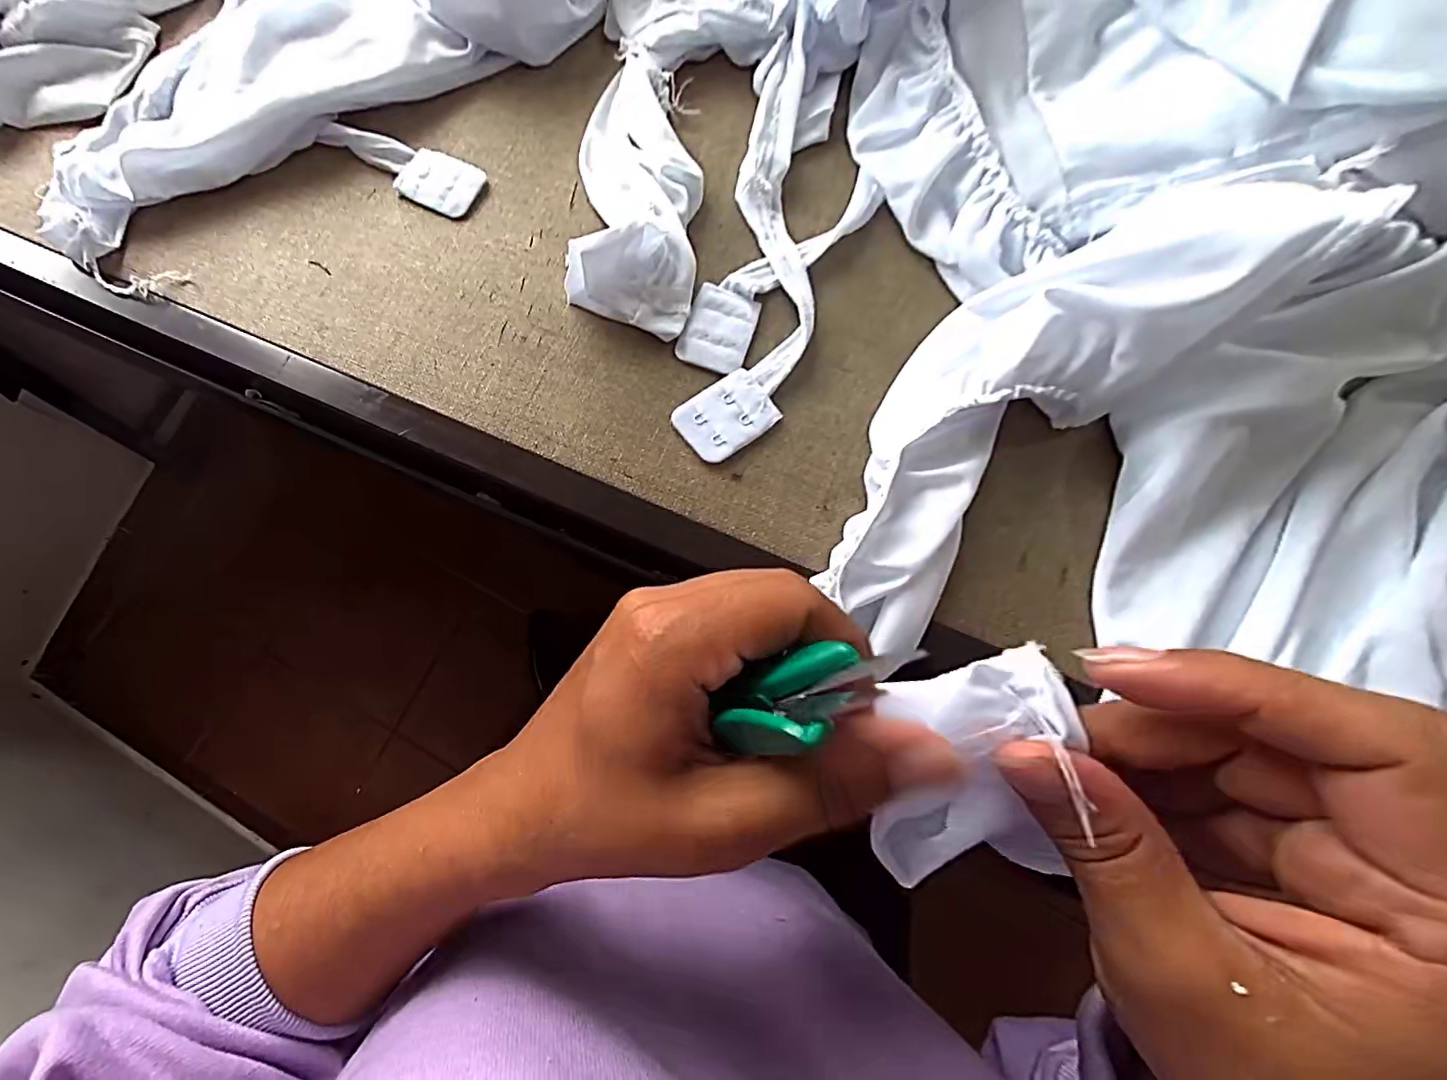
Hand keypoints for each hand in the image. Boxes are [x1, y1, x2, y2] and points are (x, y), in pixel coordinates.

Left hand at [471, 569, 960, 886]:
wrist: (522, 812)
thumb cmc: (608, 822)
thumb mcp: (726, 823)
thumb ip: (830, 783)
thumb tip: (925, 751)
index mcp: (671, 636)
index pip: (792, 601)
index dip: (840, 652)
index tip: (845, 719)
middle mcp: (660, 601)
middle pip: (777, 597)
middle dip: (813, 659)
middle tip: (807, 730)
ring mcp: (649, 605)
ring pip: (756, 606)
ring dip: (784, 662)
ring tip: (768, 728)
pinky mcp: (648, 620)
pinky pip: (728, 619)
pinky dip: (754, 660)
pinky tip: (735, 714)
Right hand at [994, 648, 1446, 1079]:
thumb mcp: (1177, 982)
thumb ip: (1106, 851)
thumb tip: (1029, 755)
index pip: (1392, 749)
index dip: (1244, 689)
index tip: (1121, 672)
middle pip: (1305, 742)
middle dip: (1169, 727)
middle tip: (1068, 735)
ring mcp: (1402, 865)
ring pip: (1259, 753)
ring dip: (1153, 752)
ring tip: (1073, 764)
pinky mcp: (1338, 860)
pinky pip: (1238, 786)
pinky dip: (1159, 782)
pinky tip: (1106, 790)